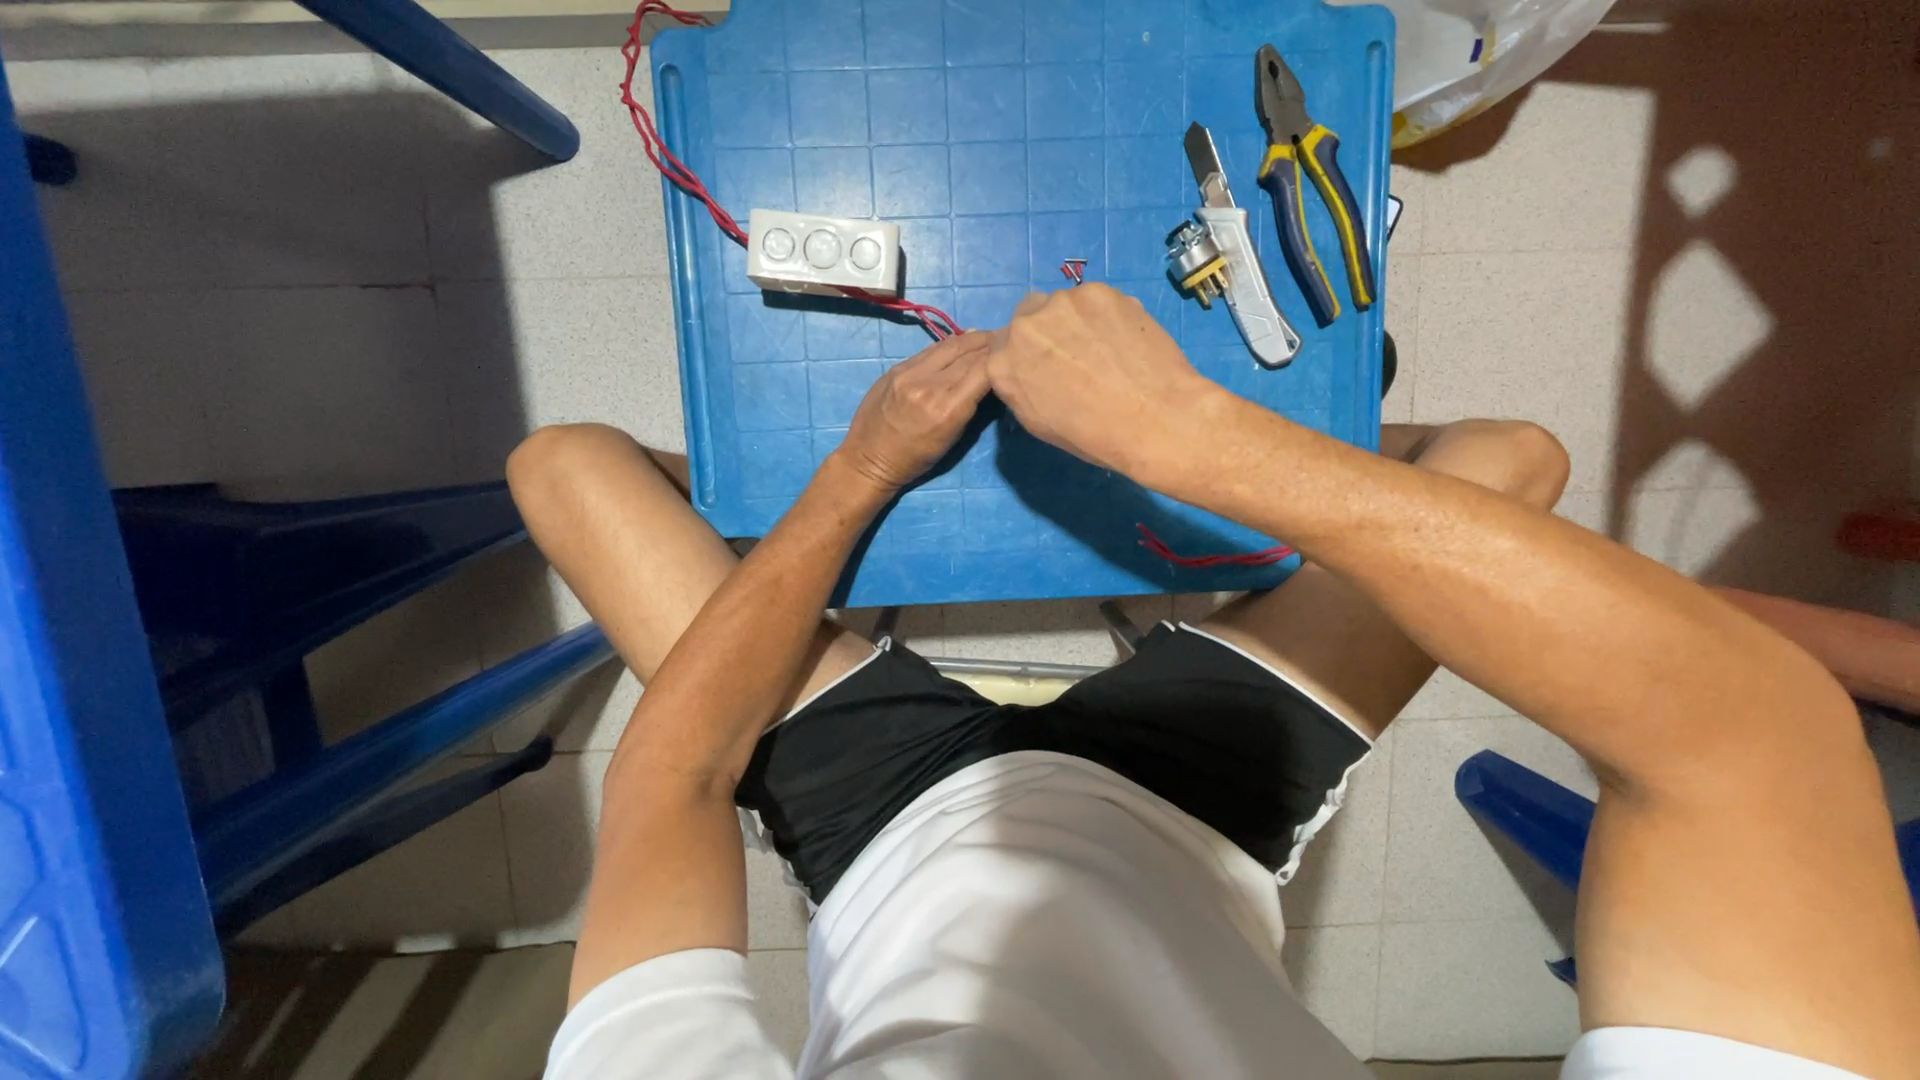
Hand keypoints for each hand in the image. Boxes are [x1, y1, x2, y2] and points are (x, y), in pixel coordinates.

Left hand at [834, 331, 992, 494]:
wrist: (869, 460)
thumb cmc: (916, 460)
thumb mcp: (953, 438)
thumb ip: (970, 403)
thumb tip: (986, 373)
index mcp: (947, 408)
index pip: (982, 369)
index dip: (1000, 357)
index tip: (1013, 352)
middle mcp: (928, 385)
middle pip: (967, 351)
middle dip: (989, 343)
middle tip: (1005, 339)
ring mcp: (909, 374)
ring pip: (948, 345)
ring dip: (970, 339)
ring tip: (986, 337)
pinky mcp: (896, 369)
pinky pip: (929, 351)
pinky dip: (948, 346)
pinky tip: (960, 344)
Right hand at [984, 285, 1222, 479]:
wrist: (1153, 418)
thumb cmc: (1094, 436)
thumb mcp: (1039, 423)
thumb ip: (1022, 386)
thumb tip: (1032, 370)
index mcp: (1002, 364)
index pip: (1003, 346)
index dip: (1027, 355)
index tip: (1047, 366)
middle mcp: (1024, 327)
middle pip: (1027, 315)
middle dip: (1045, 330)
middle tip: (1074, 354)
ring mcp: (1063, 304)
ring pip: (1063, 304)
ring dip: (1076, 320)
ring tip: (1106, 348)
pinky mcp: (1099, 292)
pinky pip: (1095, 300)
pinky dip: (1105, 315)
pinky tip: (1125, 338)